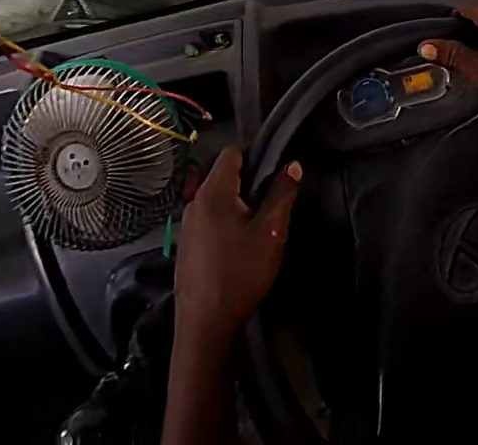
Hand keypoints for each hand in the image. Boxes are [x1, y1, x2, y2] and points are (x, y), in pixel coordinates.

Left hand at [174, 148, 300, 346]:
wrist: (205, 324)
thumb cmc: (240, 273)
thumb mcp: (270, 233)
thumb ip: (281, 195)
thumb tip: (292, 164)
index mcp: (213, 191)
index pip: (232, 152)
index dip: (255, 153)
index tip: (274, 168)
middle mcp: (194, 201)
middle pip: (223, 174)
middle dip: (248, 182)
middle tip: (270, 201)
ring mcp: (186, 223)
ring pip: (216, 198)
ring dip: (236, 203)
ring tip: (257, 225)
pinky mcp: (185, 243)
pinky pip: (207, 218)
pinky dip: (224, 221)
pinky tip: (237, 245)